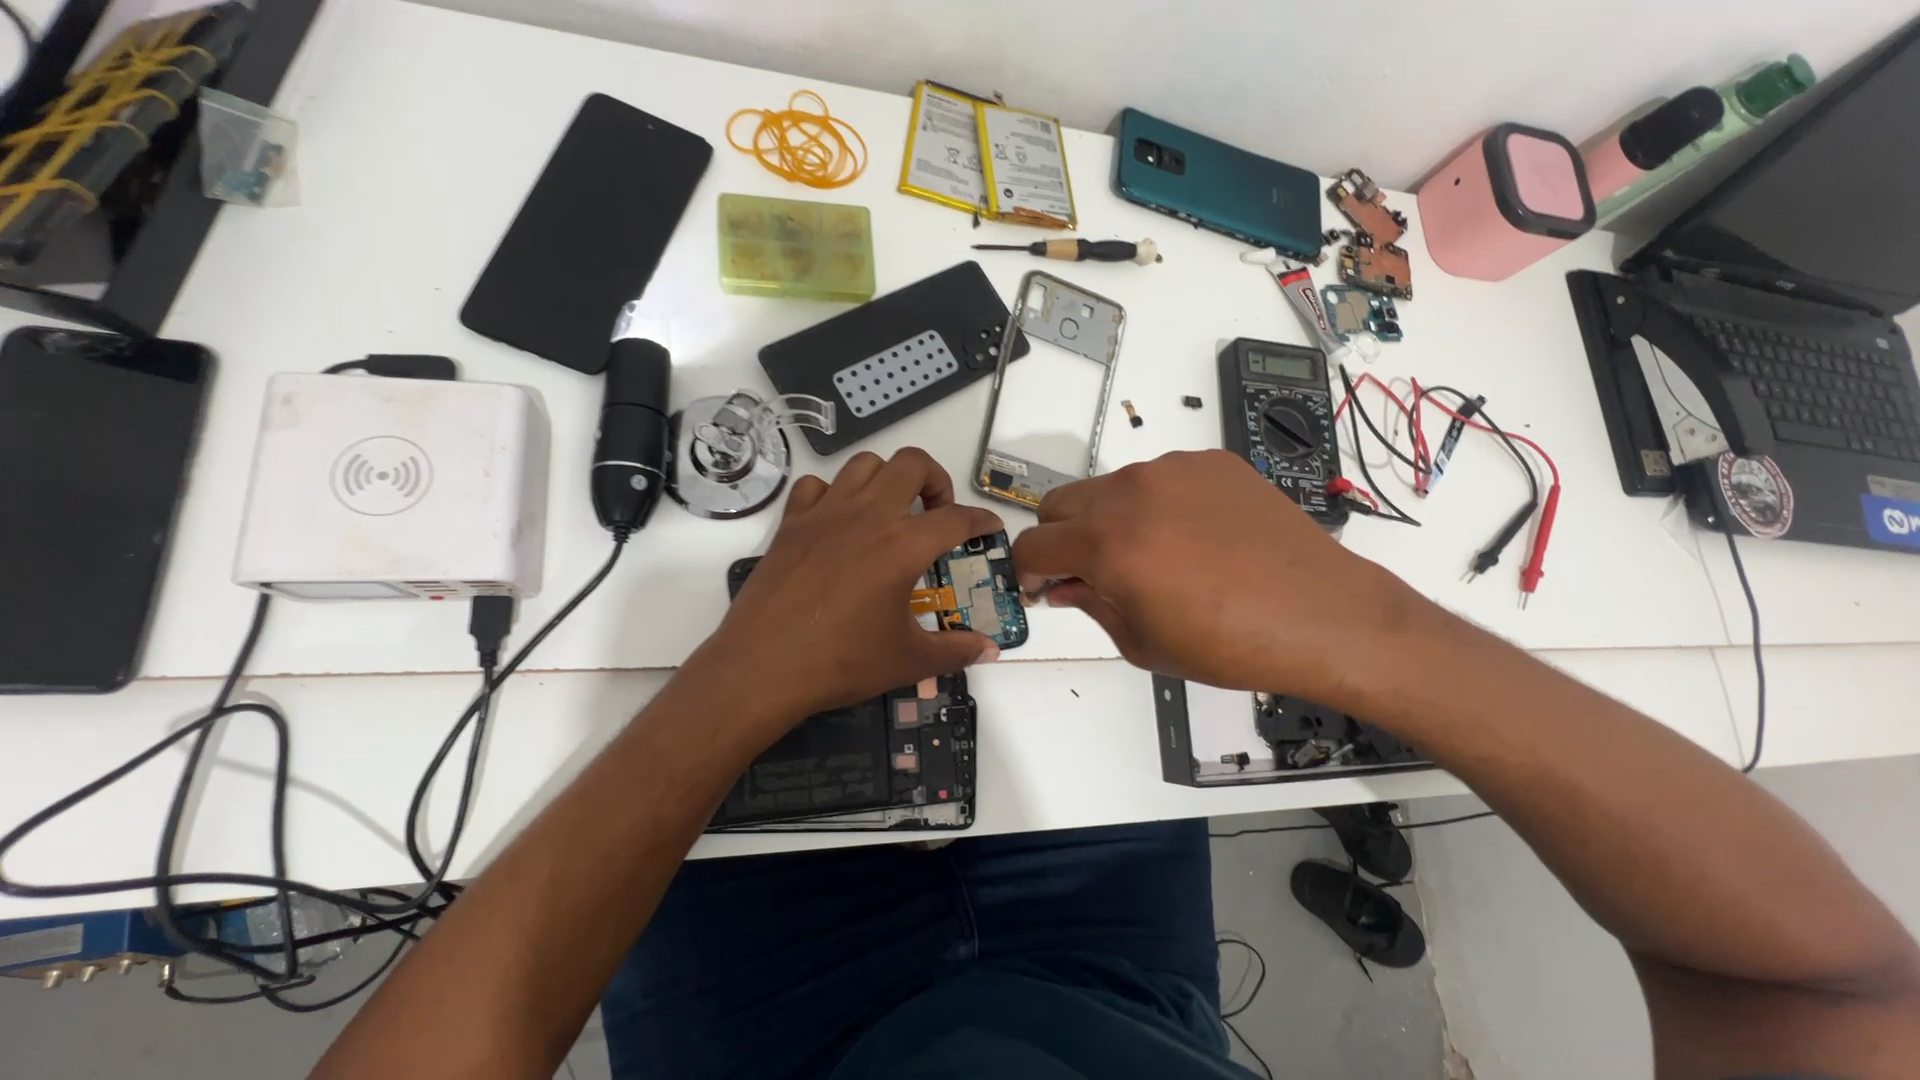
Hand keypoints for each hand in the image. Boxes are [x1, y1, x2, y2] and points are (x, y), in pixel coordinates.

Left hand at [686, 448, 1003, 740]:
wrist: (764, 667)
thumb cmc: (841, 663)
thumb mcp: (908, 660)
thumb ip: (956, 650)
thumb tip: (989, 650)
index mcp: (904, 546)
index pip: (957, 518)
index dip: (981, 520)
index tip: (989, 528)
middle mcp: (868, 516)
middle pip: (912, 464)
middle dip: (935, 479)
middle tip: (935, 513)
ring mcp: (826, 514)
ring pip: (864, 464)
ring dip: (886, 479)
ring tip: (890, 511)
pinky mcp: (792, 523)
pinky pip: (816, 485)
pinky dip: (833, 493)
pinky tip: (838, 522)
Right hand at [1010, 450, 1436, 705]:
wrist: (1320, 615)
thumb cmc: (1230, 644)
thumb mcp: (1142, 642)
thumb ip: (1090, 606)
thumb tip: (1064, 586)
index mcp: (1107, 543)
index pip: (1033, 545)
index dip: (1026, 571)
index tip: (1040, 586)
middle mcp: (1132, 493)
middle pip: (1060, 503)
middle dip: (1060, 538)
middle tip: (1087, 572)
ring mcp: (1174, 470)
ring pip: (1110, 487)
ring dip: (1108, 518)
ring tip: (1151, 556)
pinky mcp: (1212, 462)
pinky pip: (1160, 477)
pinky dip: (1156, 504)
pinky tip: (1192, 538)